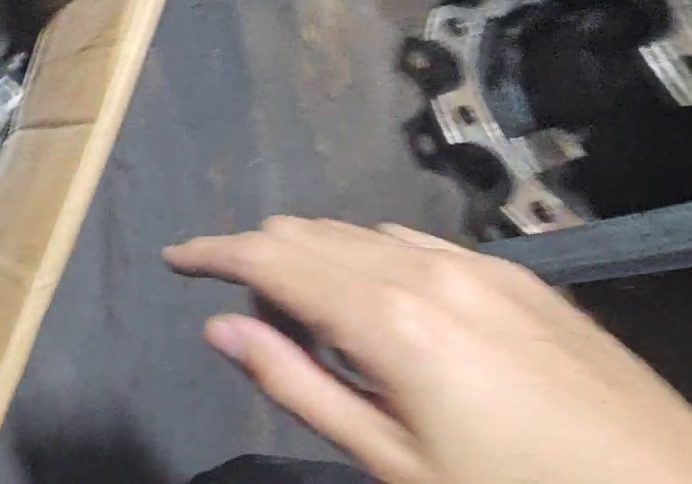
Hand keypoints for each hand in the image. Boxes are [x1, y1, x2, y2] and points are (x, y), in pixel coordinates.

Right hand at [165, 217, 691, 483]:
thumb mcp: (397, 467)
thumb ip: (298, 387)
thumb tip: (219, 328)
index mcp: (387, 318)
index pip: (267, 258)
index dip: (211, 254)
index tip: (174, 260)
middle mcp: (421, 269)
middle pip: (303, 233)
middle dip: (258, 259)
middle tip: (258, 322)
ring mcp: (475, 266)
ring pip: (352, 231)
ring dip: (311, 257)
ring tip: (321, 322)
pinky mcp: (517, 275)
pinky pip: (409, 241)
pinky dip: (367, 257)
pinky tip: (388, 306)